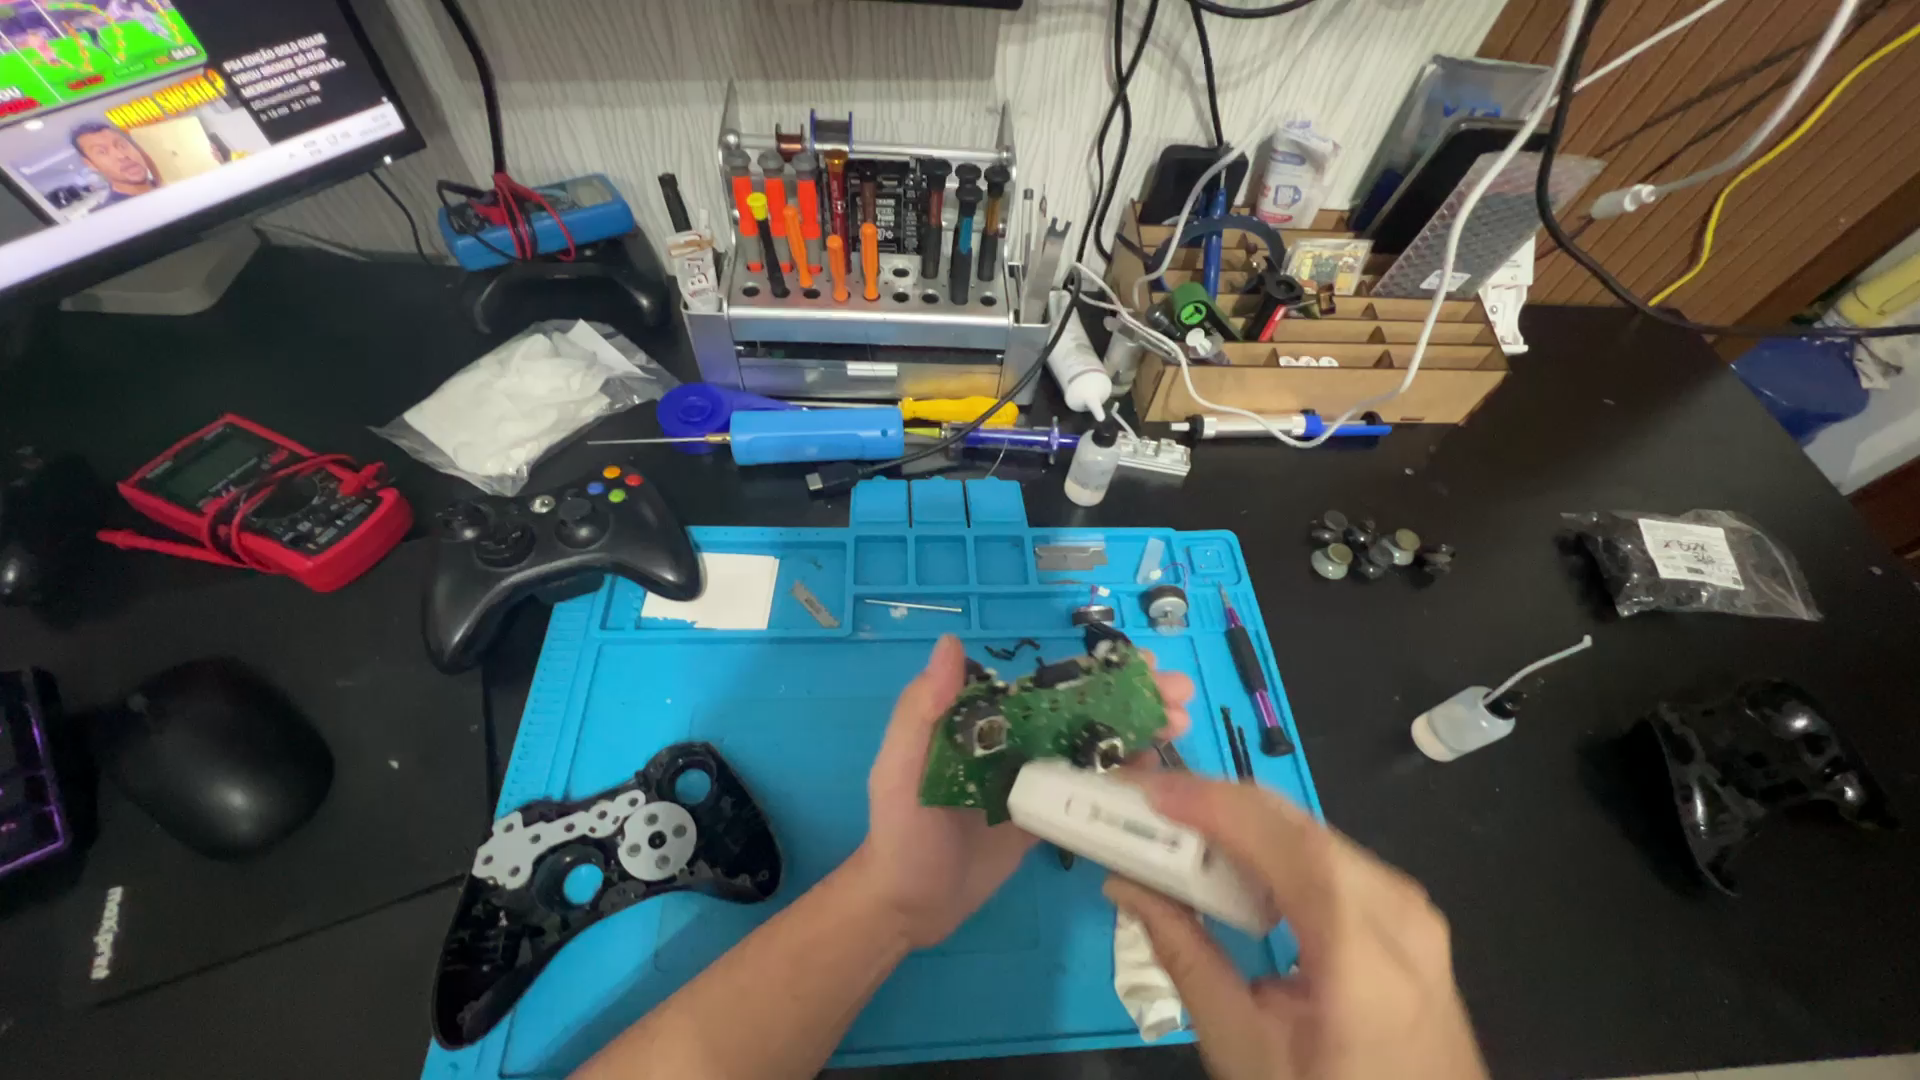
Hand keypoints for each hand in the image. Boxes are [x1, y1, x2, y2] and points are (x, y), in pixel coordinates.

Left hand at [850, 634, 1193, 947]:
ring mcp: (1035, 780)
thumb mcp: (899, 766)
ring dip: (1138, 731)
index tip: (1143, 662)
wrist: (907, 904)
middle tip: (1181, 695)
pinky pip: (1090, 793)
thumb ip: (922, 709)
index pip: (1047, 685)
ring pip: (1093, 746)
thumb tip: (951, 643)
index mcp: (985, 720)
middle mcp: (1016, 742)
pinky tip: (1157, 773)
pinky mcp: (1048, 818)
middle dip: (1132, 697)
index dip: (1096, 672)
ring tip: (1182, 724)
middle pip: (1081, 711)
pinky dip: (1124, 780)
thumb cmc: (900, 830)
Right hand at [1104, 774, 1487, 1079]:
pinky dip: (1263, 838)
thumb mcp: (1246, 1050)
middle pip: (1294, 824)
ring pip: (1306, 828)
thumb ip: (1185, 956)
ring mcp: (1405, 905)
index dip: (1213, 805)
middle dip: (1211, 799)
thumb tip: (1126, 884)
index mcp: (1365, 954)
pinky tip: (1223, 852)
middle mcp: (1395, 910)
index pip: (1287, 845)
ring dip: (1234, 816)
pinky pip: (1321, 850)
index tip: (1145, 793)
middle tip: (1142, 802)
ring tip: (1170, 823)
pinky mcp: (1399, 908)